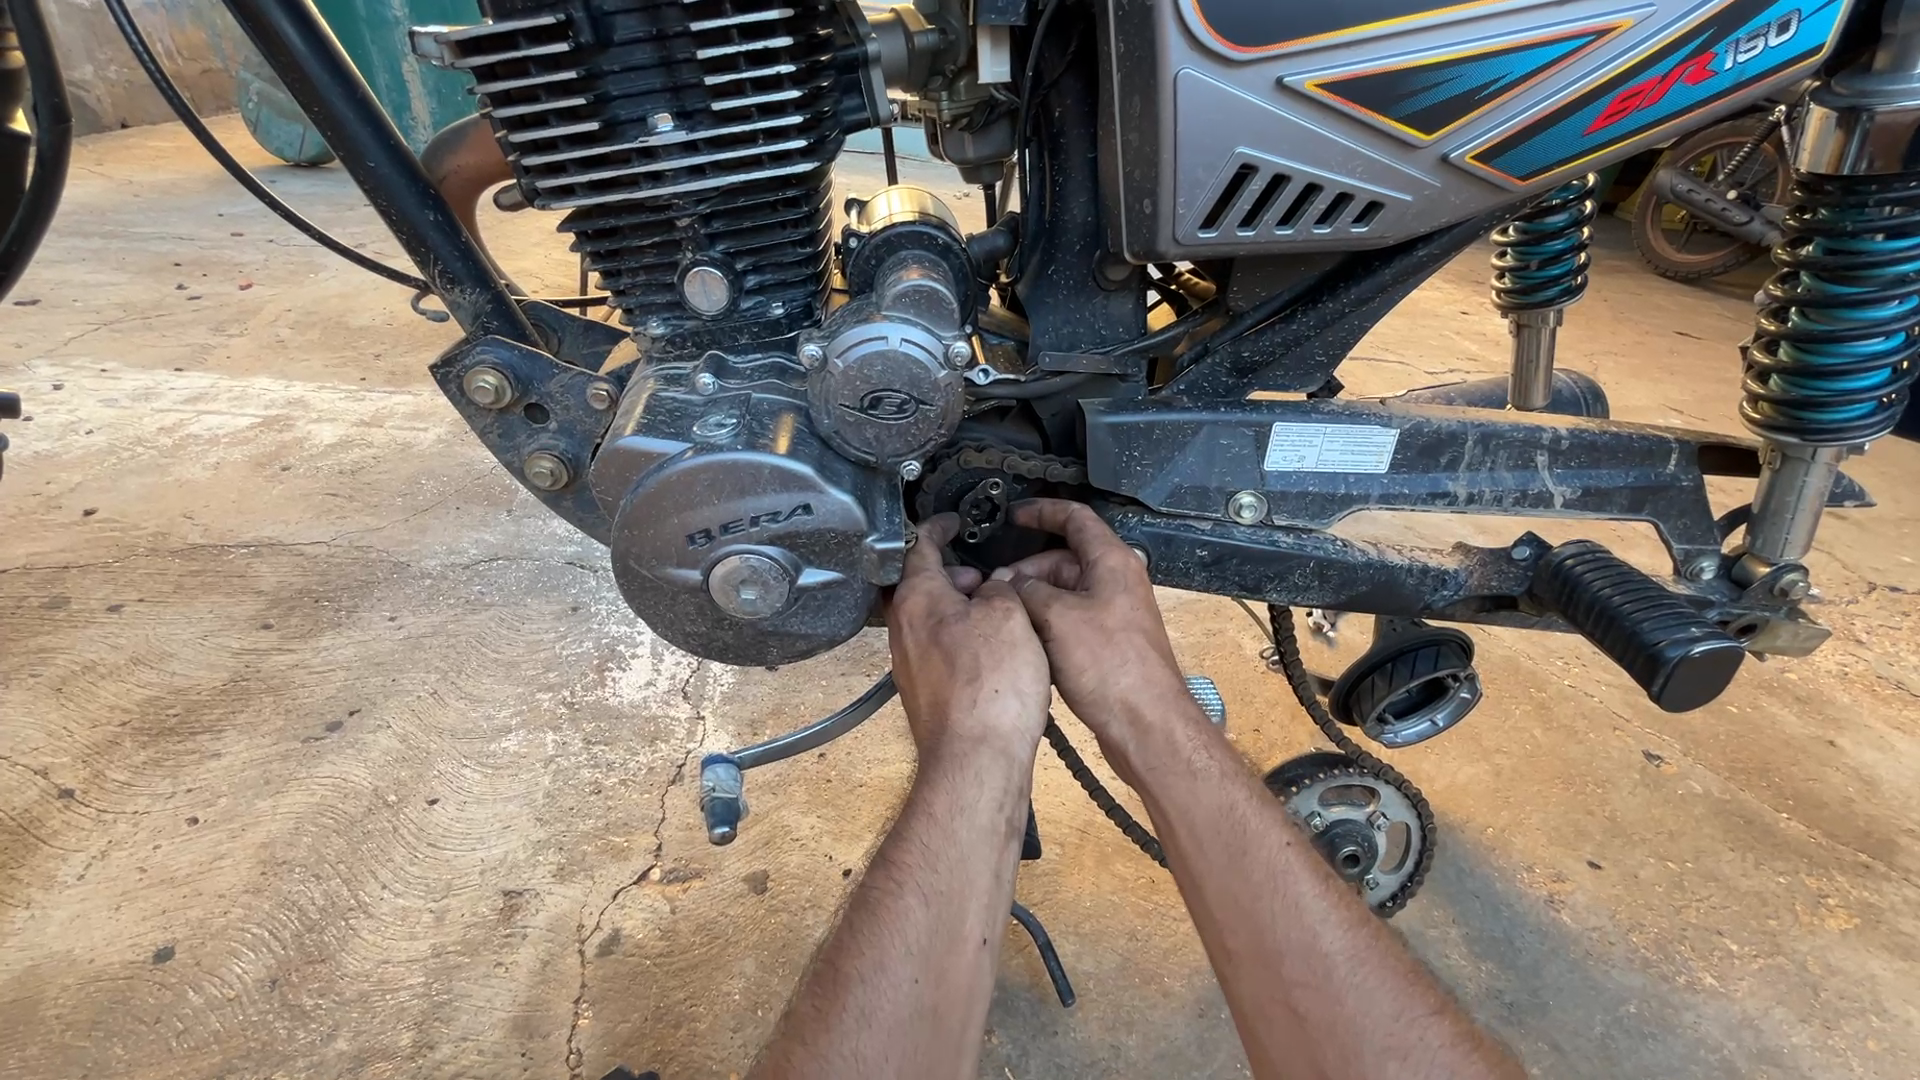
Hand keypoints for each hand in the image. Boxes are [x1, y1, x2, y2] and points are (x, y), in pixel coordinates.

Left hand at [886, 514, 1052, 769]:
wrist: (976, 760)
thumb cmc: (992, 683)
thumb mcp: (1008, 615)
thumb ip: (1000, 589)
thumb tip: (991, 588)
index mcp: (917, 599)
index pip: (919, 546)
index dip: (938, 527)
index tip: (953, 520)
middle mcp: (903, 629)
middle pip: (925, 585)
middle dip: (957, 575)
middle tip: (989, 576)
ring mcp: (910, 664)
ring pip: (935, 619)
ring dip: (964, 609)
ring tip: (1000, 615)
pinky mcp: (925, 692)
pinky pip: (942, 649)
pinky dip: (964, 638)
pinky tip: (995, 654)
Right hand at [1003, 499, 1202, 777]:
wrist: (1145, 723)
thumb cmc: (1108, 665)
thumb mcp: (1057, 617)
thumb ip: (1027, 591)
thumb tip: (1006, 582)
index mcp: (1112, 561)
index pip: (1075, 518)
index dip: (1042, 512)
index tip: (1013, 515)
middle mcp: (1116, 581)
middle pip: (1064, 559)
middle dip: (1027, 569)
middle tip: (996, 589)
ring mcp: (1113, 612)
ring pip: (1064, 591)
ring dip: (1034, 599)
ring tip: (1006, 617)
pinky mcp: (1108, 642)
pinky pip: (1070, 619)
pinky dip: (1046, 622)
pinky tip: (1025, 641)